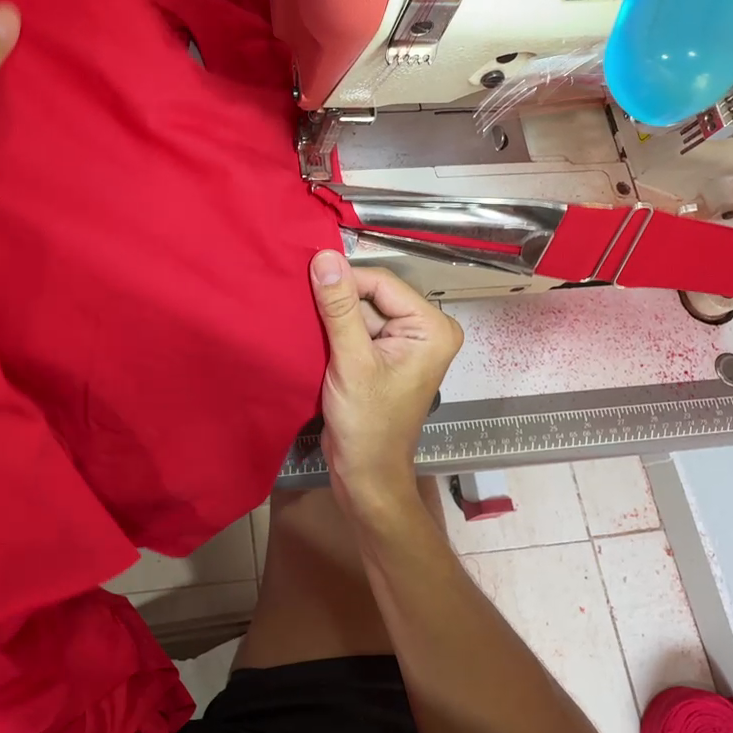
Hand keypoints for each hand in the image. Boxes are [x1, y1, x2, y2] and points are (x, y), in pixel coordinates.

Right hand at [308, 249, 463, 521]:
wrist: (365, 475)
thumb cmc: (367, 424)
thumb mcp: (351, 361)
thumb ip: (339, 308)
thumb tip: (324, 257)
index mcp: (432, 327)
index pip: (381, 282)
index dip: (343, 280)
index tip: (304, 279)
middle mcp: (425, 329)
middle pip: (370, 295)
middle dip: (337, 301)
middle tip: (299, 303)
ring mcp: (404, 344)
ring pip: (359, 311)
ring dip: (332, 318)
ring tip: (303, 322)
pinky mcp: (384, 357)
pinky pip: (357, 330)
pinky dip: (334, 333)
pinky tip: (312, 336)